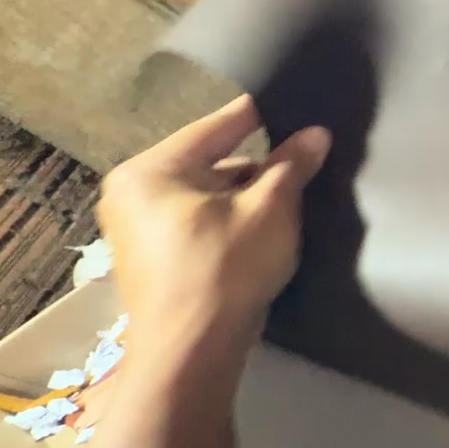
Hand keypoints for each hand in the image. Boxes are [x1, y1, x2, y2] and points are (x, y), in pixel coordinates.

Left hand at [98, 96, 329, 400]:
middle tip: (310, 162)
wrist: (194, 344)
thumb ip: (293, 164)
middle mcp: (133, 191)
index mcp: (151, 171)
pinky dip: (236, 216)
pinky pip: (203, 216)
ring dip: (251, 194)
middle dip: (262, 164)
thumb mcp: (272, 208)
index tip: (300, 103)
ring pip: (212, 191)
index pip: (218, 127)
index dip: (264, 115)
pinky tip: (268, 228)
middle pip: (215, 161)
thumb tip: (316, 133)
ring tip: (296, 200)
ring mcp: (139, 224)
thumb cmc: (227, 266)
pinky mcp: (154, 251)